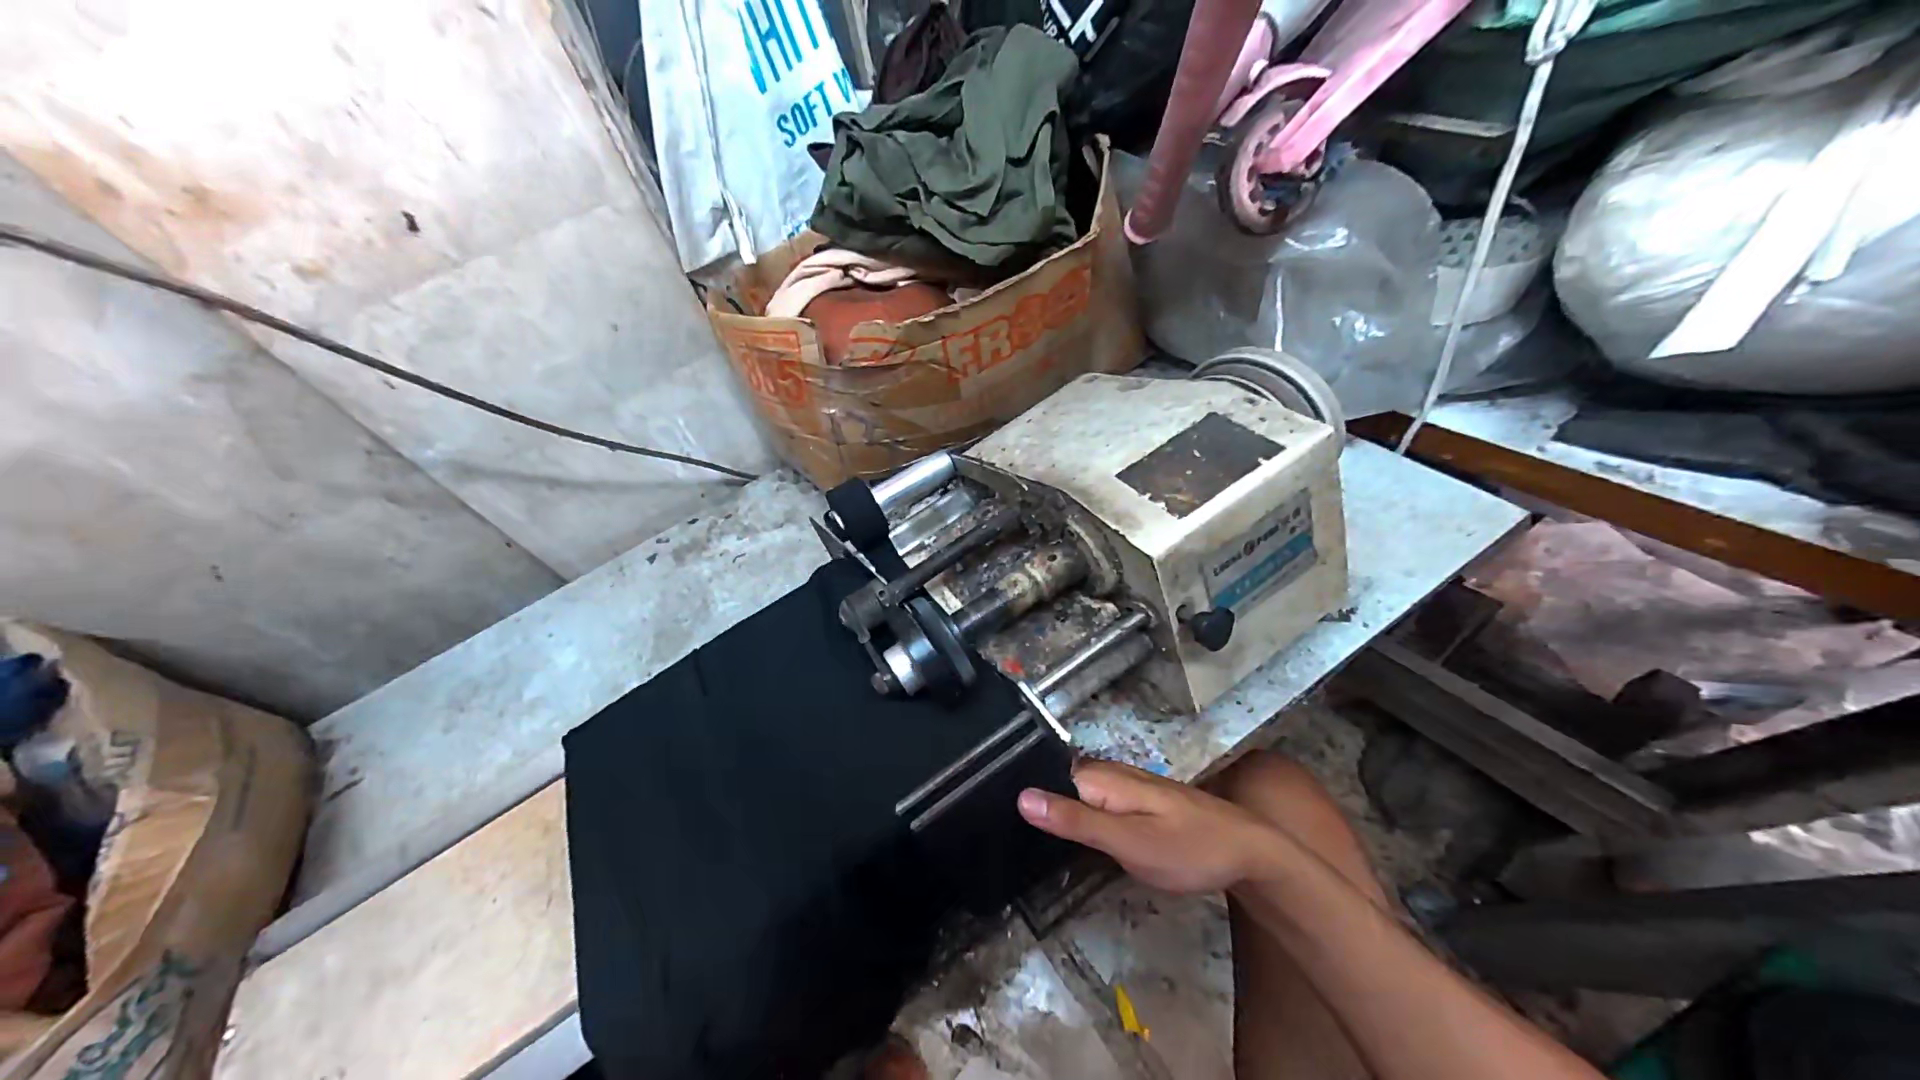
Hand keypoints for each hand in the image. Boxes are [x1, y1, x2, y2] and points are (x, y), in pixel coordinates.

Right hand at [1017, 759, 1277, 893]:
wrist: (1250, 852)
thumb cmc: (1188, 849)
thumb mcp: (1127, 842)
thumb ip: (1075, 821)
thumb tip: (1022, 797)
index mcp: (1100, 779)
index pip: (1045, 777)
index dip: (1023, 796)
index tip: (997, 821)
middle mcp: (1110, 774)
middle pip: (1059, 782)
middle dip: (1038, 803)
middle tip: (1008, 835)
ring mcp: (1127, 786)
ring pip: (1077, 793)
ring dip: (1059, 811)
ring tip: (1028, 836)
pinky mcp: (1138, 802)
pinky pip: (1096, 802)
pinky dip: (1081, 817)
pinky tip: (1073, 836)